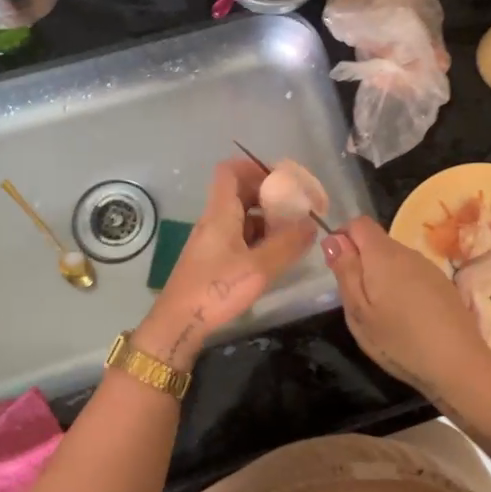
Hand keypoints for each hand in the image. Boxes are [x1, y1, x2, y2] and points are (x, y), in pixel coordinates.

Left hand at [132, 159, 316, 371]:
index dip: (254, 167)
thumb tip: (311, 223)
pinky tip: (274, 254)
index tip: (281, 178)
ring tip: (291, 231)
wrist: (179, 324)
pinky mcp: (211, 259)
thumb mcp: (259, 268)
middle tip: (295, 206)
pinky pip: (237, 236)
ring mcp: (211, 240)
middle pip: (238, 192)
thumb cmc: (216, 290)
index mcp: (220, 213)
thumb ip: (288, 244)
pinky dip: (257, 237)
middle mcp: (213, 220)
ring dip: (264, 218)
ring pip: (239, 216)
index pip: (229, 171)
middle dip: (268, 195)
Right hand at [323, 216, 490, 397]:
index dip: (343, 238)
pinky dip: (403, 288)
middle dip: (362, 263)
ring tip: (383, 315)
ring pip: (395, 260)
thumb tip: (334, 239)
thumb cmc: (399, 340)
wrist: (458, 363)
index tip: (339, 267)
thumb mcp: (359, 312)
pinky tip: (407, 319)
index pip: (359, 223)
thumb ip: (345, 272)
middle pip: (377, 243)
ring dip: (383, 277)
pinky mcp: (443, 284)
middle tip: (359, 303)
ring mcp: (429, 268)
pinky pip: (413, 275)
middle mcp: (407, 253)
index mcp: (383, 255)